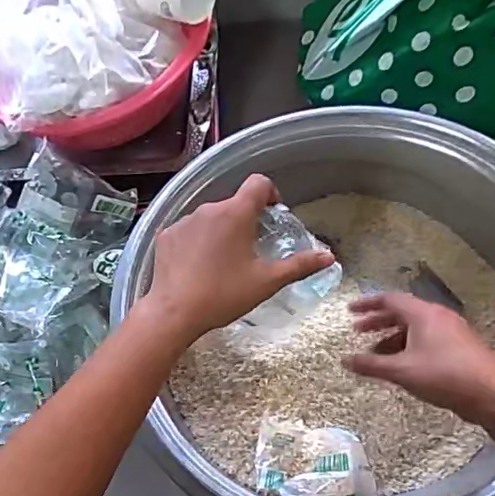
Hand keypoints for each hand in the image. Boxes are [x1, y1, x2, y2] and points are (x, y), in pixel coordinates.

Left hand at [137, 174, 335, 340]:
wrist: (174, 312)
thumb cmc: (223, 295)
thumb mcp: (266, 282)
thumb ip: (299, 265)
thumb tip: (328, 256)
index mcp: (236, 213)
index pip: (258, 183)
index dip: (270, 194)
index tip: (272, 214)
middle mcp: (208, 209)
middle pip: (233, 204)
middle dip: (245, 221)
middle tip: (250, 251)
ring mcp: (184, 221)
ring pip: (209, 218)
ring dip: (220, 232)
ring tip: (223, 263)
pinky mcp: (166, 236)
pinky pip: (188, 232)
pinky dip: (197, 243)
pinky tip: (198, 268)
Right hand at [342, 291, 494, 421]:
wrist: (491, 394)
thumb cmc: (443, 376)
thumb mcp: (401, 371)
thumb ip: (370, 365)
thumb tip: (344, 360)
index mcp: (423, 314)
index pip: (389, 300)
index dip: (367, 304)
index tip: (350, 311)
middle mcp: (438, 316)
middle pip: (402, 312)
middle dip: (378, 322)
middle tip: (358, 331)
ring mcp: (452, 330)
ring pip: (415, 327)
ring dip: (393, 337)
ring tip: (377, 354)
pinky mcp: (460, 346)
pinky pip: (428, 338)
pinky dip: (409, 346)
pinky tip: (403, 365)